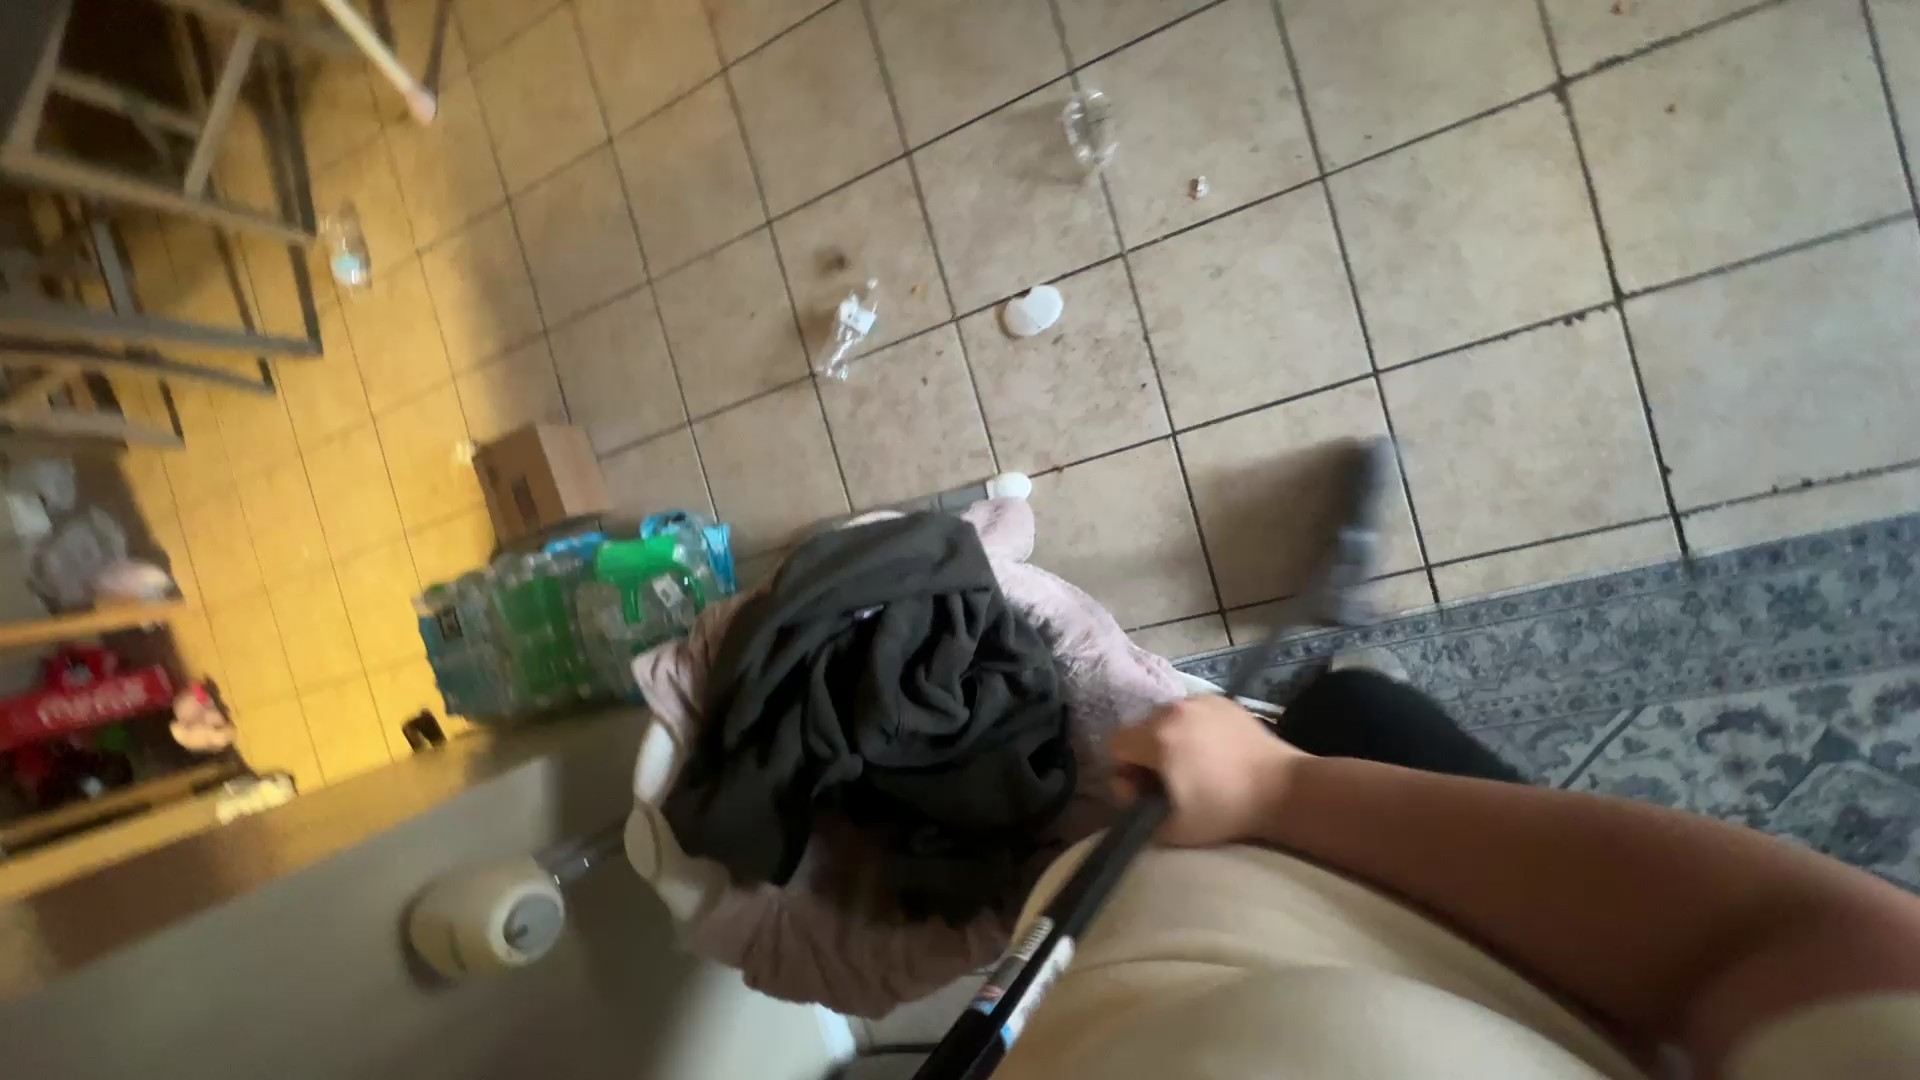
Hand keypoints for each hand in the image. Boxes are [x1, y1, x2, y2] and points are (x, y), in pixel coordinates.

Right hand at [1109, 695, 1306, 846]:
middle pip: (1140, 729)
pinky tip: (1216, 750)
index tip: (1147, 787)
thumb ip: (1135, 808)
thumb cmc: (1225, 811)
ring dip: (1171, 738)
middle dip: (1148, 753)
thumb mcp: (1171, 827)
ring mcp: (1197, 700)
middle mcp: (1171, 710)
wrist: (1284, 790)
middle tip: (1173, 778)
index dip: (1125, 769)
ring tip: (1197, 763)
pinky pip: (1191, 712)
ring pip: (1166, 719)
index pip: (1115, 744)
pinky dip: (1195, 728)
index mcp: (1156, 737)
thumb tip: (1129, 790)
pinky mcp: (1220, 700)